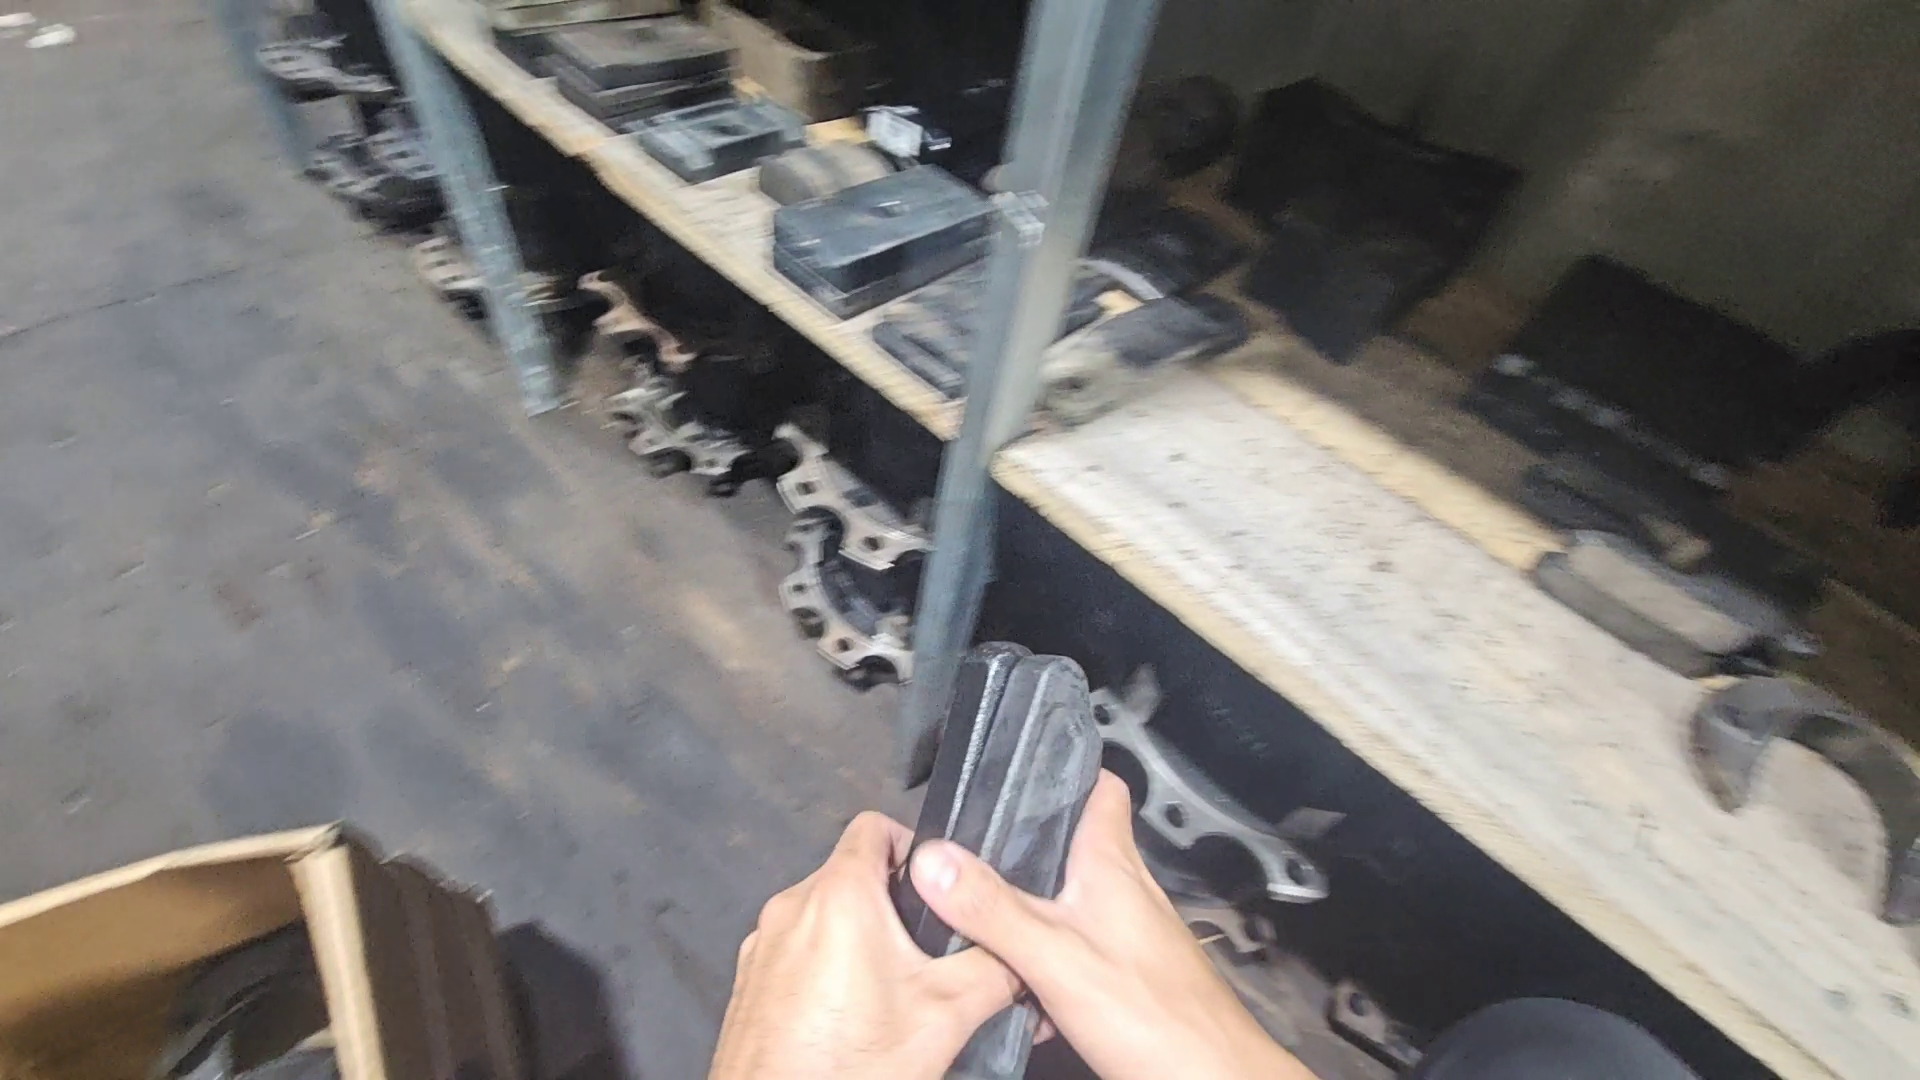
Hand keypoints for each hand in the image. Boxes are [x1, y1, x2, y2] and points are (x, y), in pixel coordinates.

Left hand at [709, 812, 1022, 1079]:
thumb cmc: (852, 1067)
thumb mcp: (945, 1015)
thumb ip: (992, 966)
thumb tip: (1021, 950)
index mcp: (839, 893)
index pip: (875, 824)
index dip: (910, 844)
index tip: (930, 885)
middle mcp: (793, 905)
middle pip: (852, 871)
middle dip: (888, 901)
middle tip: (919, 948)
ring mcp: (763, 943)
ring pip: (822, 911)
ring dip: (854, 932)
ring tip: (884, 987)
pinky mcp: (747, 980)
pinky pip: (794, 947)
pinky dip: (821, 963)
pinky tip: (843, 1012)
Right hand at [909, 772, 1318, 1079]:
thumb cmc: (1148, 1009)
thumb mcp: (1055, 954)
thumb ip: (992, 907)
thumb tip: (931, 857)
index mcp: (1111, 860)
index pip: (1102, 785)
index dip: (1067, 768)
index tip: (1024, 767)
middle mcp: (1125, 883)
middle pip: (1078, 837)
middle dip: (1032, 838)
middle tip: (982, 840)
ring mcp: (1131, 926)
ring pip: (1075, 890)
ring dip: (1036, 896)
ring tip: (985, 902)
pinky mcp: (1130, 966)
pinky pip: (1081, 937)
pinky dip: (1050, 945)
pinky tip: (1021, 971)